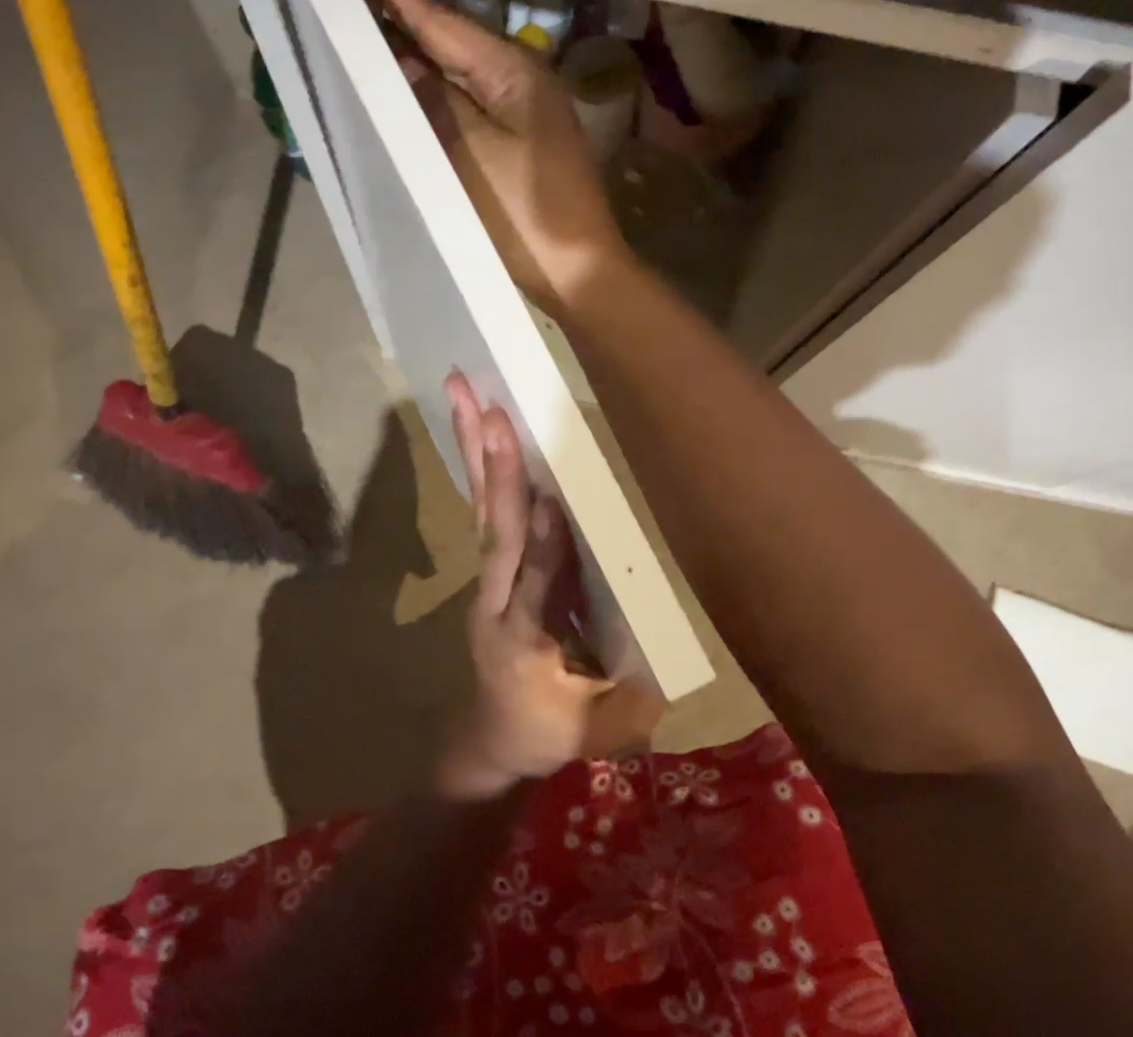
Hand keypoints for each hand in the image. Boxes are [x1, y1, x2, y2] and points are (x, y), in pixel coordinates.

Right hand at [354, 0, 629, 309]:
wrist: (577, 274)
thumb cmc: (527, 213)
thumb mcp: (473, 153)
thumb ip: (436, 102)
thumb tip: (406, 64)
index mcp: (514, 73)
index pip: (444, 24)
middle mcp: (520, 85)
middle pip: (452, 47)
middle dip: (403, 27)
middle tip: (348, 7)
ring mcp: (522, 119)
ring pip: (458, 82)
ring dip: (417, 66)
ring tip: (365, 44)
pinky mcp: (517, 152)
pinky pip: (468, 115)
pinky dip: (436, 106)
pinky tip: (407, 105)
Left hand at [436, 372, 662, 798]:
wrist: (489, 741)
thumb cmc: (547, 734)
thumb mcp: (595, 730)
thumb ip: (629, 700)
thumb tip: (670, 660)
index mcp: (524, 642)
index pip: (535, 589)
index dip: (543, 547)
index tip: (548, 499)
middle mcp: (495, 602)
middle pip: (496, 532)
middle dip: (496, 471)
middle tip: (486, 408)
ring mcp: (486, 584)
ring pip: (482, 511)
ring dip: (474, 450)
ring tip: (462, 392)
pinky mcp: (490, 573)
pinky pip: (486, 514)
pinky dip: (481, 467)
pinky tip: (476, 426)